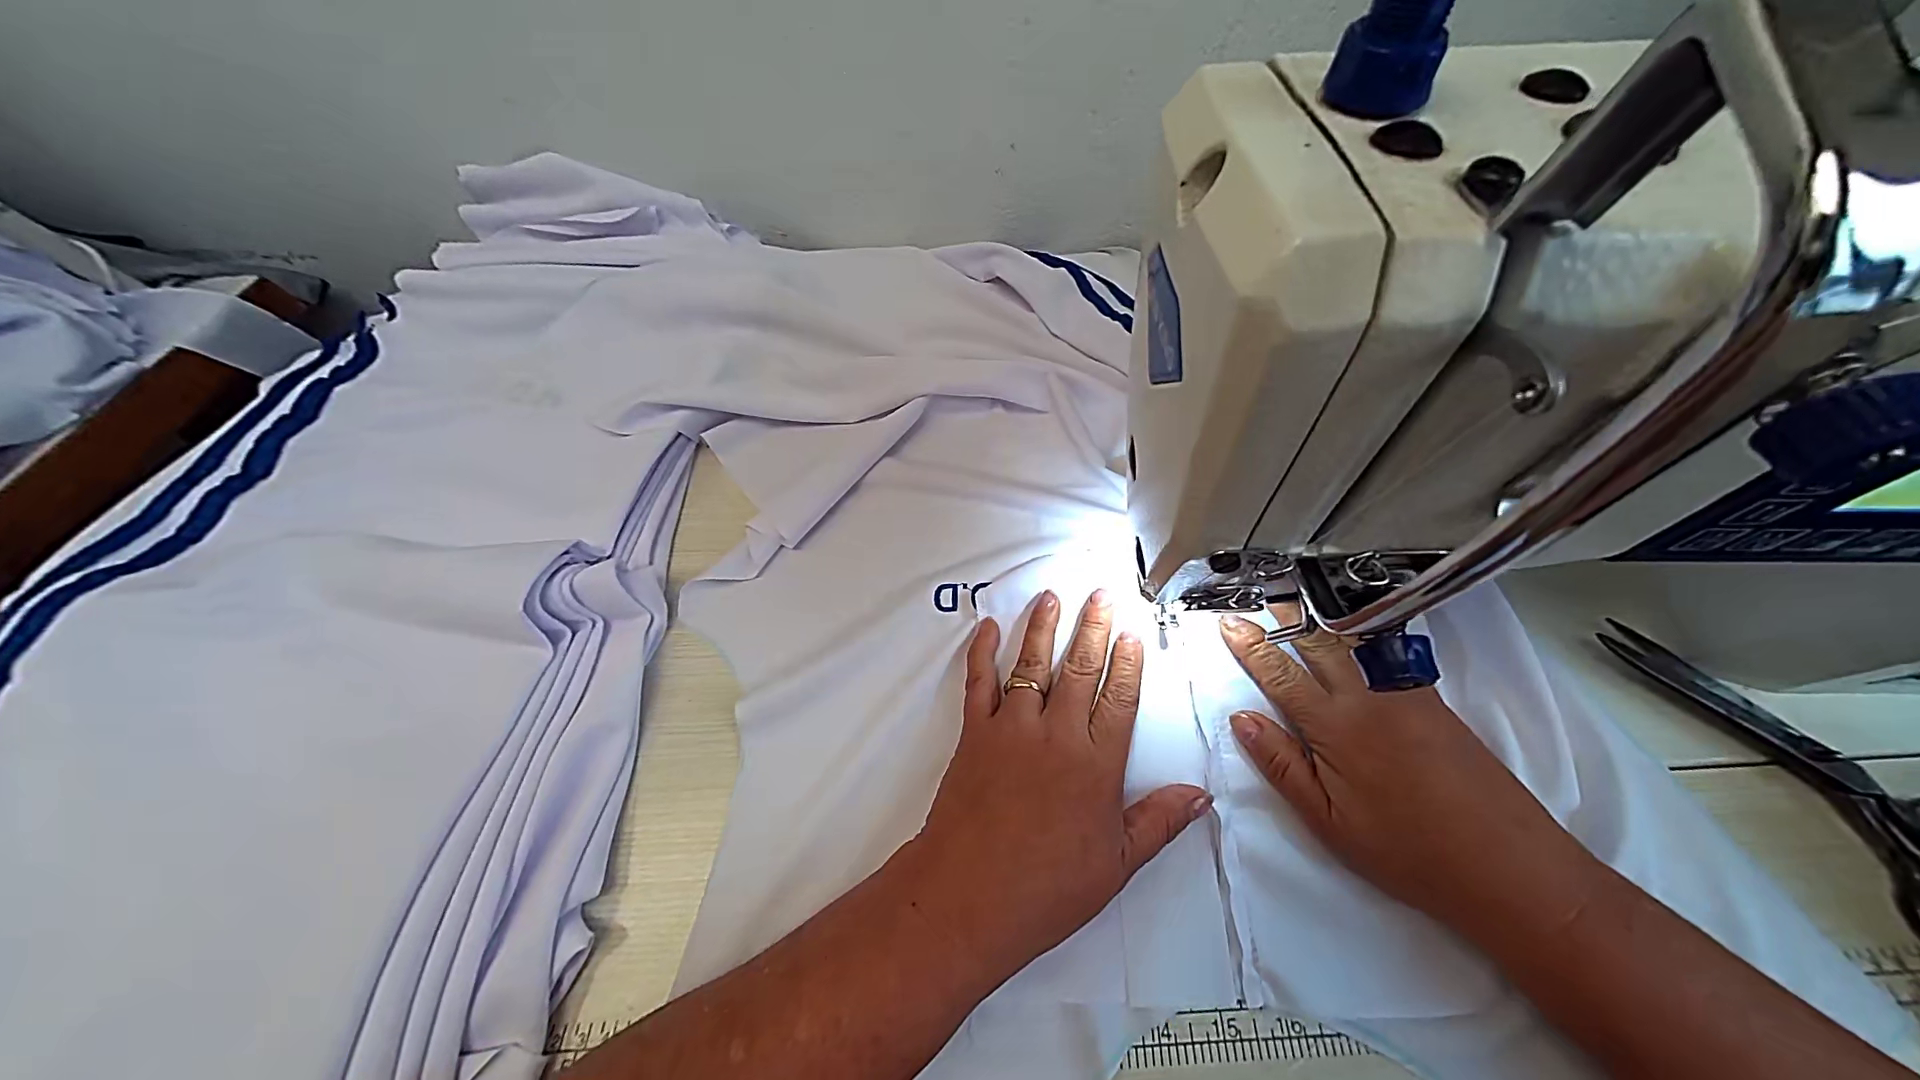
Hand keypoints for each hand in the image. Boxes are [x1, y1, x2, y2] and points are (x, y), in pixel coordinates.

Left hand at [905, 590, 1212, 979]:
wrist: (969, 895)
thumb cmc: (1042, 887)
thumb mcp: (1116, 863)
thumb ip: (1158, 822)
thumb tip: (1196, 799)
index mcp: (1095, 765)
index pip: (1120, 698)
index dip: (1129, 662)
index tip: (1133, 634)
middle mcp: (1056, 737)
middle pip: (1081, 668)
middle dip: (1094, 627)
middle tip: (1102, 596)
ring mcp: (1012, 730)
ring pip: (1032, 665)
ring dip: (1044, 627)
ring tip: (1053, 597)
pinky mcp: (974, 734)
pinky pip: (979, 682)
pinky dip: (982, 652)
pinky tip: (988, 629)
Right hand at [1218, 615, 1604, 941]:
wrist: (1510, 868)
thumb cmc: (1410, 853)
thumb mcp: (1328, 820)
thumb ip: (1281, 764)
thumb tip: (1243, 720)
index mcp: (1337, 728)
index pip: (1280, 675)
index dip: (1251, 647)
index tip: (1230, 624)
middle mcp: (1370, 700)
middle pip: (1319, 643)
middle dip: (1287, 615)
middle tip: (1265, 593)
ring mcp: (1406, 697)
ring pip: (1355, 643)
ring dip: (1324, 618)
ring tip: (1302, 603)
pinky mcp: (1435, 704)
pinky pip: (1388, 656)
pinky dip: (1362, 637)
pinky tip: (1356, 638)